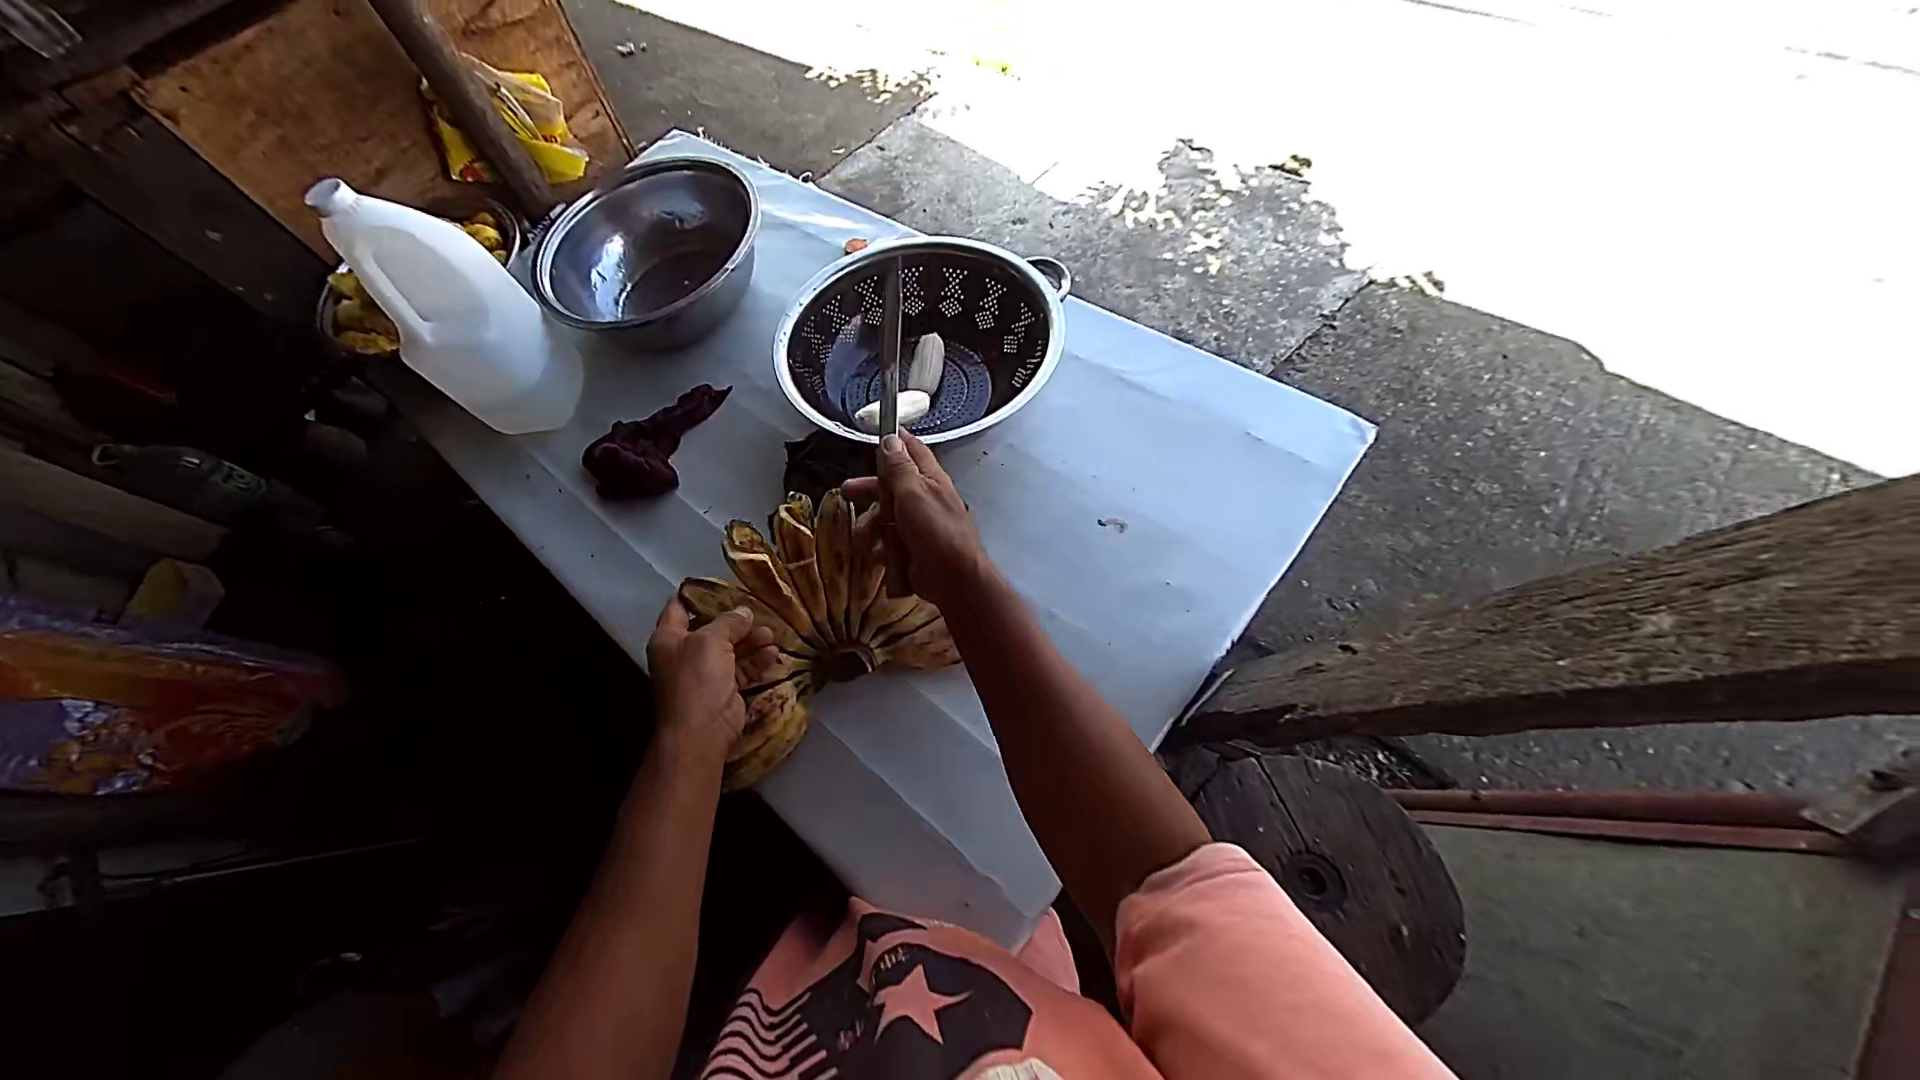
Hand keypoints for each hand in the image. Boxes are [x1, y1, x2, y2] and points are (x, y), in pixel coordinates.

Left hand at [646, 598, 778, 749]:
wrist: (702, 731)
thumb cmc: (697, 679)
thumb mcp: (711, 640)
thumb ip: (729, 621)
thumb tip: (744, 612)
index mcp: (669, 638)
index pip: (679, 606)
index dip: (698, 593)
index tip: (722, 582)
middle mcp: (685, 653)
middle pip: (711, 627)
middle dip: (735, 619)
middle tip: (758, 607)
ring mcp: (705, 672)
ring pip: (731, 648)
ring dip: (751, 639)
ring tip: (771, 632)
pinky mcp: (724, 688)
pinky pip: (743, 668)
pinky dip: (757, 660)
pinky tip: (774, 653)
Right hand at [843, 432, 991, 611]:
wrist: (952, 577)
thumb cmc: (936, 530)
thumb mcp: (913, 492)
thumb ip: (900, 466)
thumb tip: (891, 438)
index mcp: (930, 478)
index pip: (913, 450)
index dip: (895, 441)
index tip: (878, 433)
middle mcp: (924, 498)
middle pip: (891, 485)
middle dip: (870, 490)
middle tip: (848, 490)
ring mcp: (917, 525)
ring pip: (885, 516)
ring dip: (873, 525)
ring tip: (866, 536)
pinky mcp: (910, 548)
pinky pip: (888, 541)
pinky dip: (881, 547)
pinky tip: (877, 553)